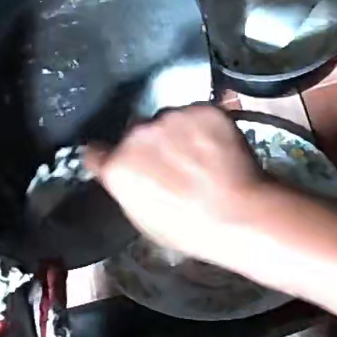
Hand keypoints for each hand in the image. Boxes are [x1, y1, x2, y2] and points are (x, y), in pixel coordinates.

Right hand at [84, 105, 269, 265]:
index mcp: (118, 166)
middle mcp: (138, 135)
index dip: (109, 156)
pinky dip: (204, 126)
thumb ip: (127, 187)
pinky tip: (216, 149)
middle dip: (149, 145)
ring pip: (168, 119)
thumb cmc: (191, 228)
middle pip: (136, 133)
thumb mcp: (144, 218)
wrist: (239, 214)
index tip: (118, 160)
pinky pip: (196, 113)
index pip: (96, 151)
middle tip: (173, 166)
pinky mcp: (202, 109)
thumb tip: (124, 175)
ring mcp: (171, 117)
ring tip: (199, 159)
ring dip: (178, 133)